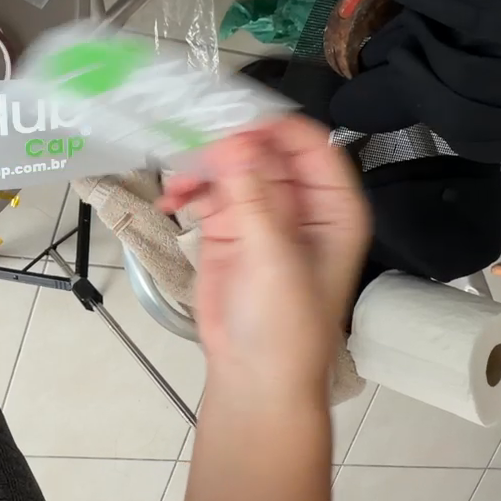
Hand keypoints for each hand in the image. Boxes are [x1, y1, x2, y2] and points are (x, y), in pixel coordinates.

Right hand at [160, 116, 369, 404]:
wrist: (253, 371)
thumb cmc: (285, 326)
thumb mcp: (275, 257)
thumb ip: (255, 198)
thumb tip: (236, 143)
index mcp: (330, 206)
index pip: (308, 145)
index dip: (272, 130)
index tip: (231, 129)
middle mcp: (298, 202)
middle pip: (262, 149)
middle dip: (227, 147)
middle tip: (195, 157)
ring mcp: (259, 212)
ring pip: (229, 165)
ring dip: (200, 168)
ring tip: (178, 187)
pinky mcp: (227, 226)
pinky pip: (205, 190)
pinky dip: (185, 189)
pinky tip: (171, 201)